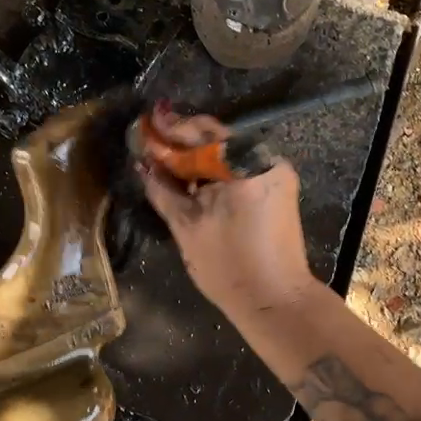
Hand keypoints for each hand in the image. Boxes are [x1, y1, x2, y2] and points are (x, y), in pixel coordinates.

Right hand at [138, 109, 317, 313]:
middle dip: (183, 140)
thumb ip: (162, 189)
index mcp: (246, 163)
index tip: (148, 120)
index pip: (203, 131)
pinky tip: (192, 177)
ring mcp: (275, 174)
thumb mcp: (186, 224)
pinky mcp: (277, 190)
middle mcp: (266, 159)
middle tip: (153, 140)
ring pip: (228, 154)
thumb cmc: (228, 264)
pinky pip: (240, 168)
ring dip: (198, 156)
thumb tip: (143, 166)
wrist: (275, 301)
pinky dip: (215, 170)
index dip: (171, 126)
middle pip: (217, 139)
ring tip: (166, 159)